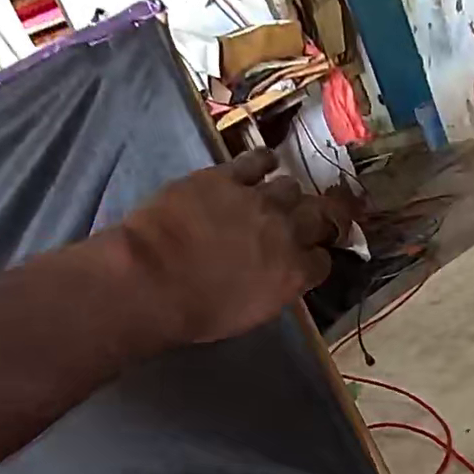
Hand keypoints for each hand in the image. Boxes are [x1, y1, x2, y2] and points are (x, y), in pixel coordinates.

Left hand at [116, 149, 338, 344]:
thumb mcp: (250, 313)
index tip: (308, 259)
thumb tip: (281, 275)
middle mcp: (287, 232)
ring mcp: (258, 200)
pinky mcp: (226, 177)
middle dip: (319, 220)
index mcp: (294, 273)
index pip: (322, 261)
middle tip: (310, 222)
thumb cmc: (195, 311)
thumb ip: (276, 288)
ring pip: (291, 187)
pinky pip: (257, 160)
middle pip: (320, 217)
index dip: (316, 258)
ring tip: (279, 198)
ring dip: (288, 195)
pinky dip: (264, 161)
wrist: (151, 281)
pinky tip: (266, 162)